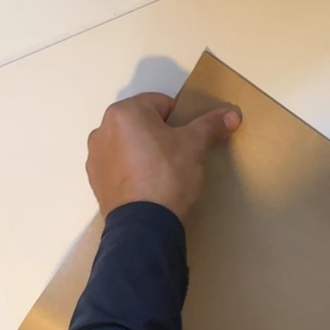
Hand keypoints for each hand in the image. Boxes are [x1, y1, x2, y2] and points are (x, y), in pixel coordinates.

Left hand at [86, 93, 240, 218]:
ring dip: (144, 152)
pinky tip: (147, 187)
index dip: (180, 119)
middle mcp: (102, 130)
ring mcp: (95, 158)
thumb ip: (211, 125)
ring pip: (129, 145)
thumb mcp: (194, 146)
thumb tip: (233, 113)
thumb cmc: (167, 176)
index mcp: (124, 113)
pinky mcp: (96, 182)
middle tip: (178, 156)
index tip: (188, 139)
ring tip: (163, 174)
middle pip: (142, 124)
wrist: (144, 226)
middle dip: (161, 135)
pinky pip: (119, 167)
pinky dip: (132, 171)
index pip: (160, 103)